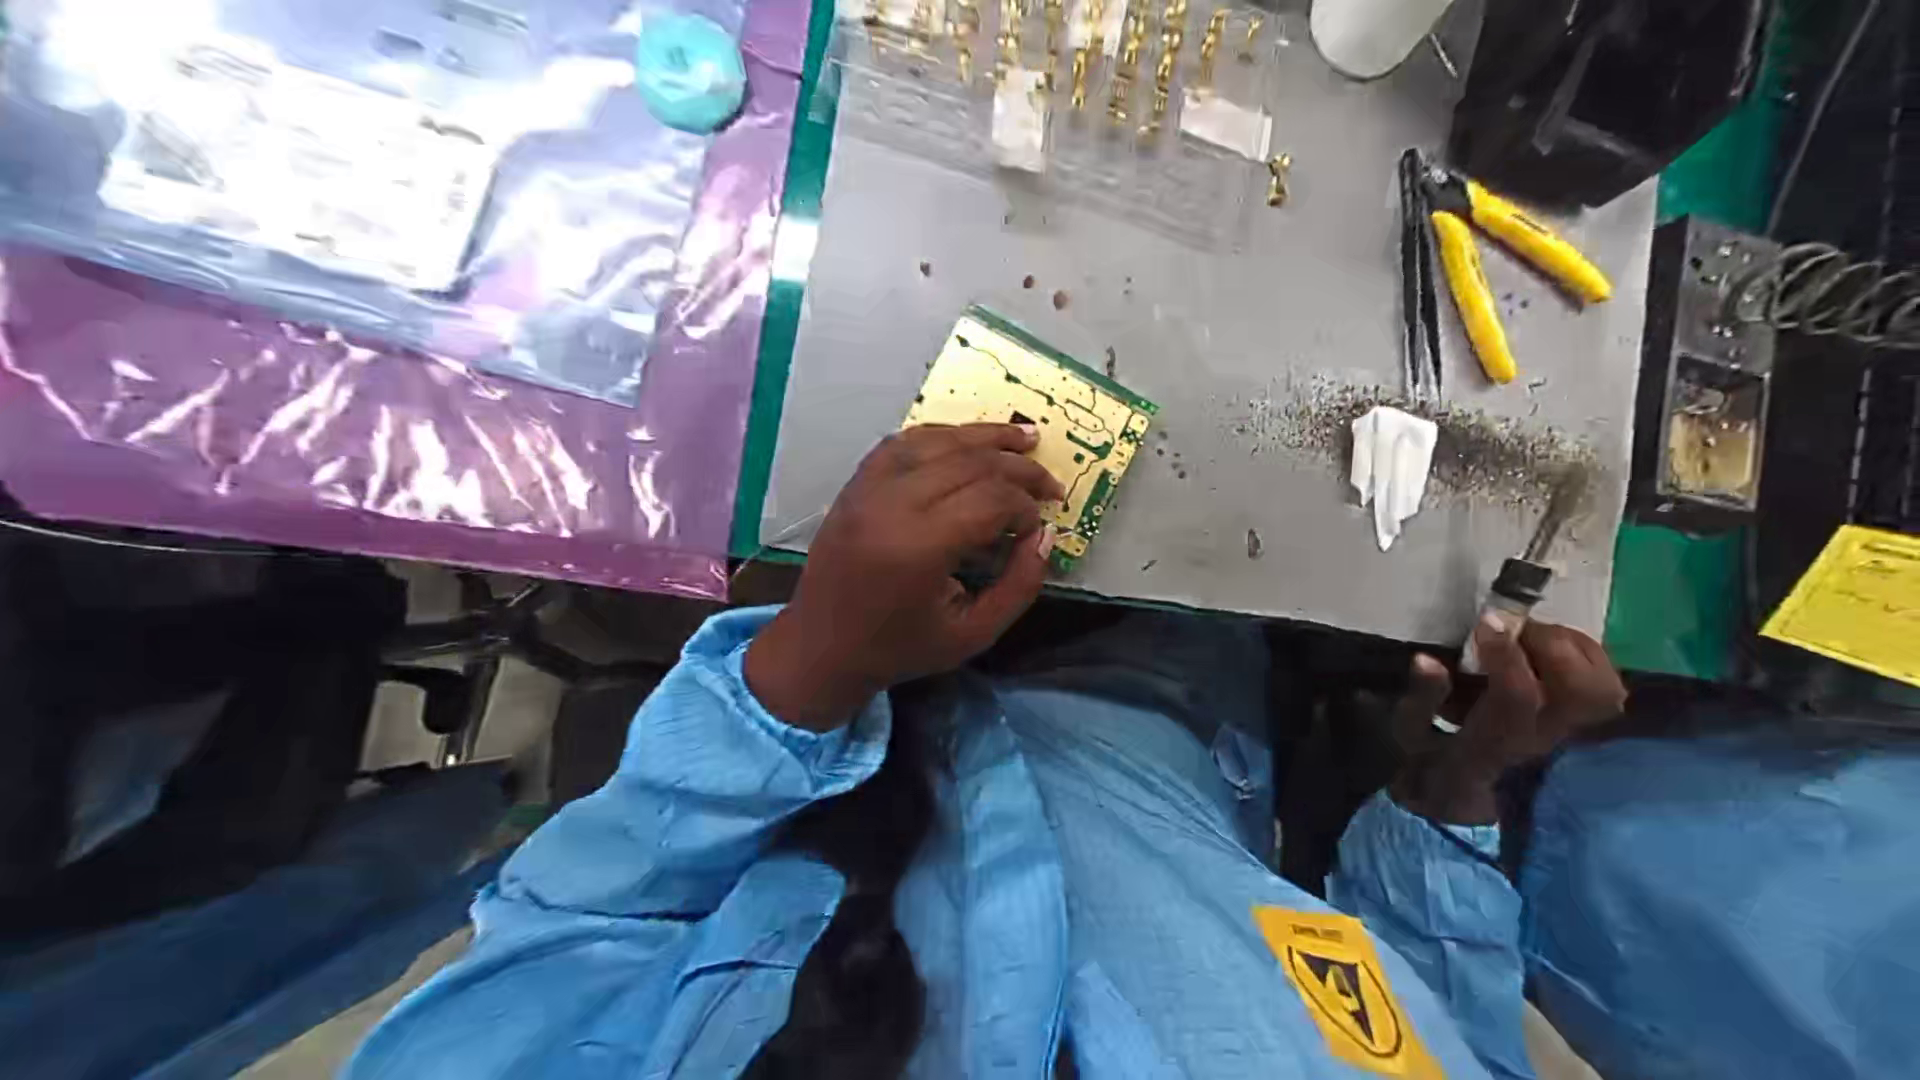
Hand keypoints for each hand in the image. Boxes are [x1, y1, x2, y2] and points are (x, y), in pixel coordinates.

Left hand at [745, 423, 1064, 730]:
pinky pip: (903, 442)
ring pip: (937, 440)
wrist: (822, 647)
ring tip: (1025, 439)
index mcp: (918, 547)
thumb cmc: (899, 648)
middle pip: (970, 462)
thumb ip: (1019, 586)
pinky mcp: (855, 484)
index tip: (1038, 526)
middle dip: (1019, 468)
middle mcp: (890, 505)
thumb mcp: (973, 634)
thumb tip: (1046, 535)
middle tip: (1049, 484)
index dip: (1026, 506)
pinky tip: (966, 441)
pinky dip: (941, 436)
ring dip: (986, 437)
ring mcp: (867, 488)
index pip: (991, 499)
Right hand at [1391, 617, 1625, 822]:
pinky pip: (1608, 684)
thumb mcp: (1410, 730)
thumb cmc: (1435, 757)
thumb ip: (1421, 696)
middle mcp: (1548, 741)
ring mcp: (1577, 737)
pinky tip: (1550, 649)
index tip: (1486, 621)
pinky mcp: (1592, 729)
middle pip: (1578, 690)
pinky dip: (1584, 657)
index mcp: (1496, 742)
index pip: (1517, 696)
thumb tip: (1426, 659)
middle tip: (1511, 627)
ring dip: (1569, 647)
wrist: (1470, 795)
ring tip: (1530, 635)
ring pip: (1602, 685)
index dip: (1505, 654)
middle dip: (1547, 645)